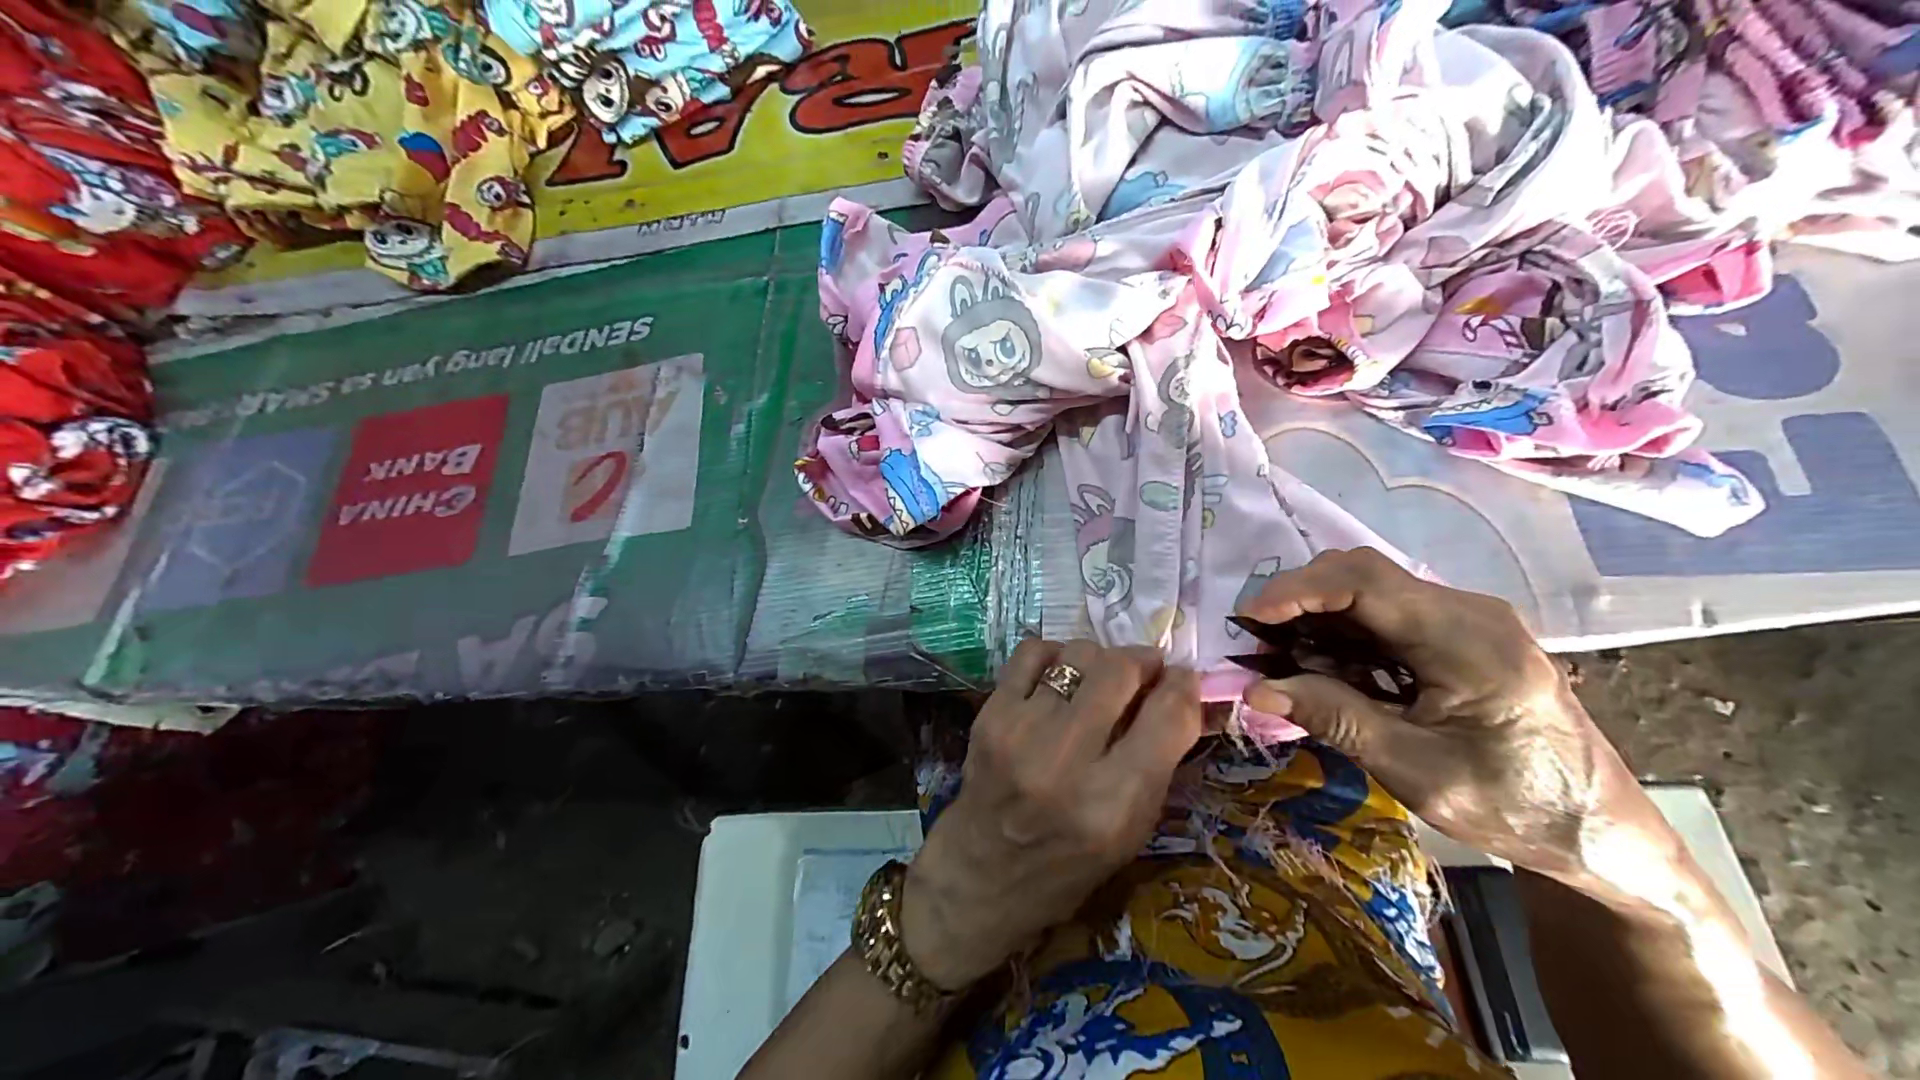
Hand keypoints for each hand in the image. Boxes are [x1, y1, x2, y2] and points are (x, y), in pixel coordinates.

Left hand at [900, 640, 1201, 990]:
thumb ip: (1159, 759)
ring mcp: (1021, 732)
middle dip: (1142, 663)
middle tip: (1143, 672)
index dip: (1184, 686)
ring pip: (1078, 654)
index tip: (1180, 680)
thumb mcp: (1133, 829)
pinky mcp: (990, 714)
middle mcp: (1067, 761)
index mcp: (1114, 803)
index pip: (1169, 716)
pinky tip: (1060, 677)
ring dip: (1100, 659)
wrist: (984, 873)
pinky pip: (1033, 652)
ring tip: (1100, 679)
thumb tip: (1176, 688)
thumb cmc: (1070, 862)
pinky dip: (1055, 655)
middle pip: (1120, 670)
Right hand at [1237, 548, 1637, 877]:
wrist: (1598, 829)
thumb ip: (1334, 719)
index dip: (1296, 590)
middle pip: (1361, 573)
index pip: (1364, 581)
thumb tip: (1253, 690)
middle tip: (1255, 642)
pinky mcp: (1456, 633)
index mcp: (1468, 640)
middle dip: (1297, 599)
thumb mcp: (1414, 770)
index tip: (1247, 620)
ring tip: (1278, 658)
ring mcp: (1464, 618)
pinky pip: (1382, 613)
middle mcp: (1466, 611)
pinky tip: (1320, 665)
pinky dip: (1339, 631)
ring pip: (1367, 589)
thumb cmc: (1514, 806)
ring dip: (1314, 616)